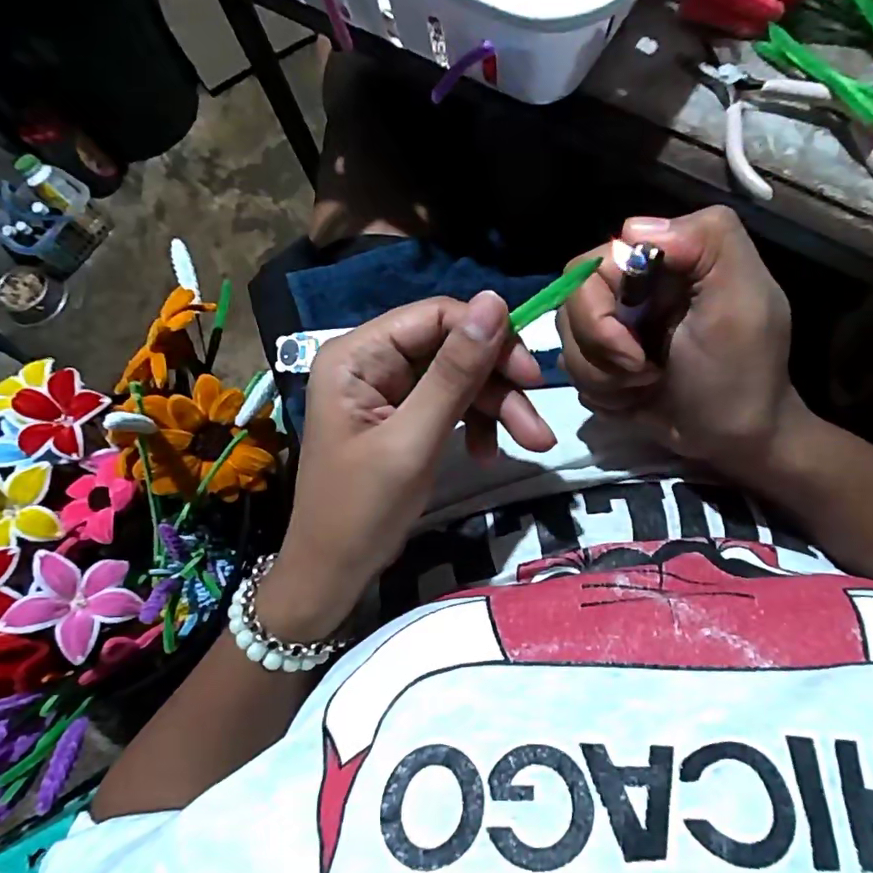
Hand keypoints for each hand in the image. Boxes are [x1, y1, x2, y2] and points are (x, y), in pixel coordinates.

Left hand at [260, 292, 555, 639]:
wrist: (334, 572)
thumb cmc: (362, 509)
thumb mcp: (414, 440)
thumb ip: (455, 373)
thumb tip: (496, 301)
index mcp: (358, 355)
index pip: (436, 317)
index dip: (489, 338)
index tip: (531, 377)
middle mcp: (373, 361)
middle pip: (454, 349)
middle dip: (500, 386)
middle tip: (537, 428)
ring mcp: (389, 389)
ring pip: (460, 378)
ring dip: (499, 409)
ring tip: (533, 445)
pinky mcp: (404, 416)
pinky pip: (452, 404)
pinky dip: (478, 425)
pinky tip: (489, 455)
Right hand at [558, 206, 802, 482]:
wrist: (735, 440)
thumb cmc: (742, 370)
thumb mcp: (743, 298)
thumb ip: (709, 240)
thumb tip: (632, 228)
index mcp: (662, 263)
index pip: (592, 266)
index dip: (599, 311)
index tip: (636, 347)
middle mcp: (631, 289)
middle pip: (570, 304)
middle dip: (601, 350)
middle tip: (643, 373)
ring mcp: (614, 329)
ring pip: (567, 343)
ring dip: (603, 377)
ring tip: (645, 386)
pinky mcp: (605, 366)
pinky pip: (573, 374)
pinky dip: (604, 395)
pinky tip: (636, 399)